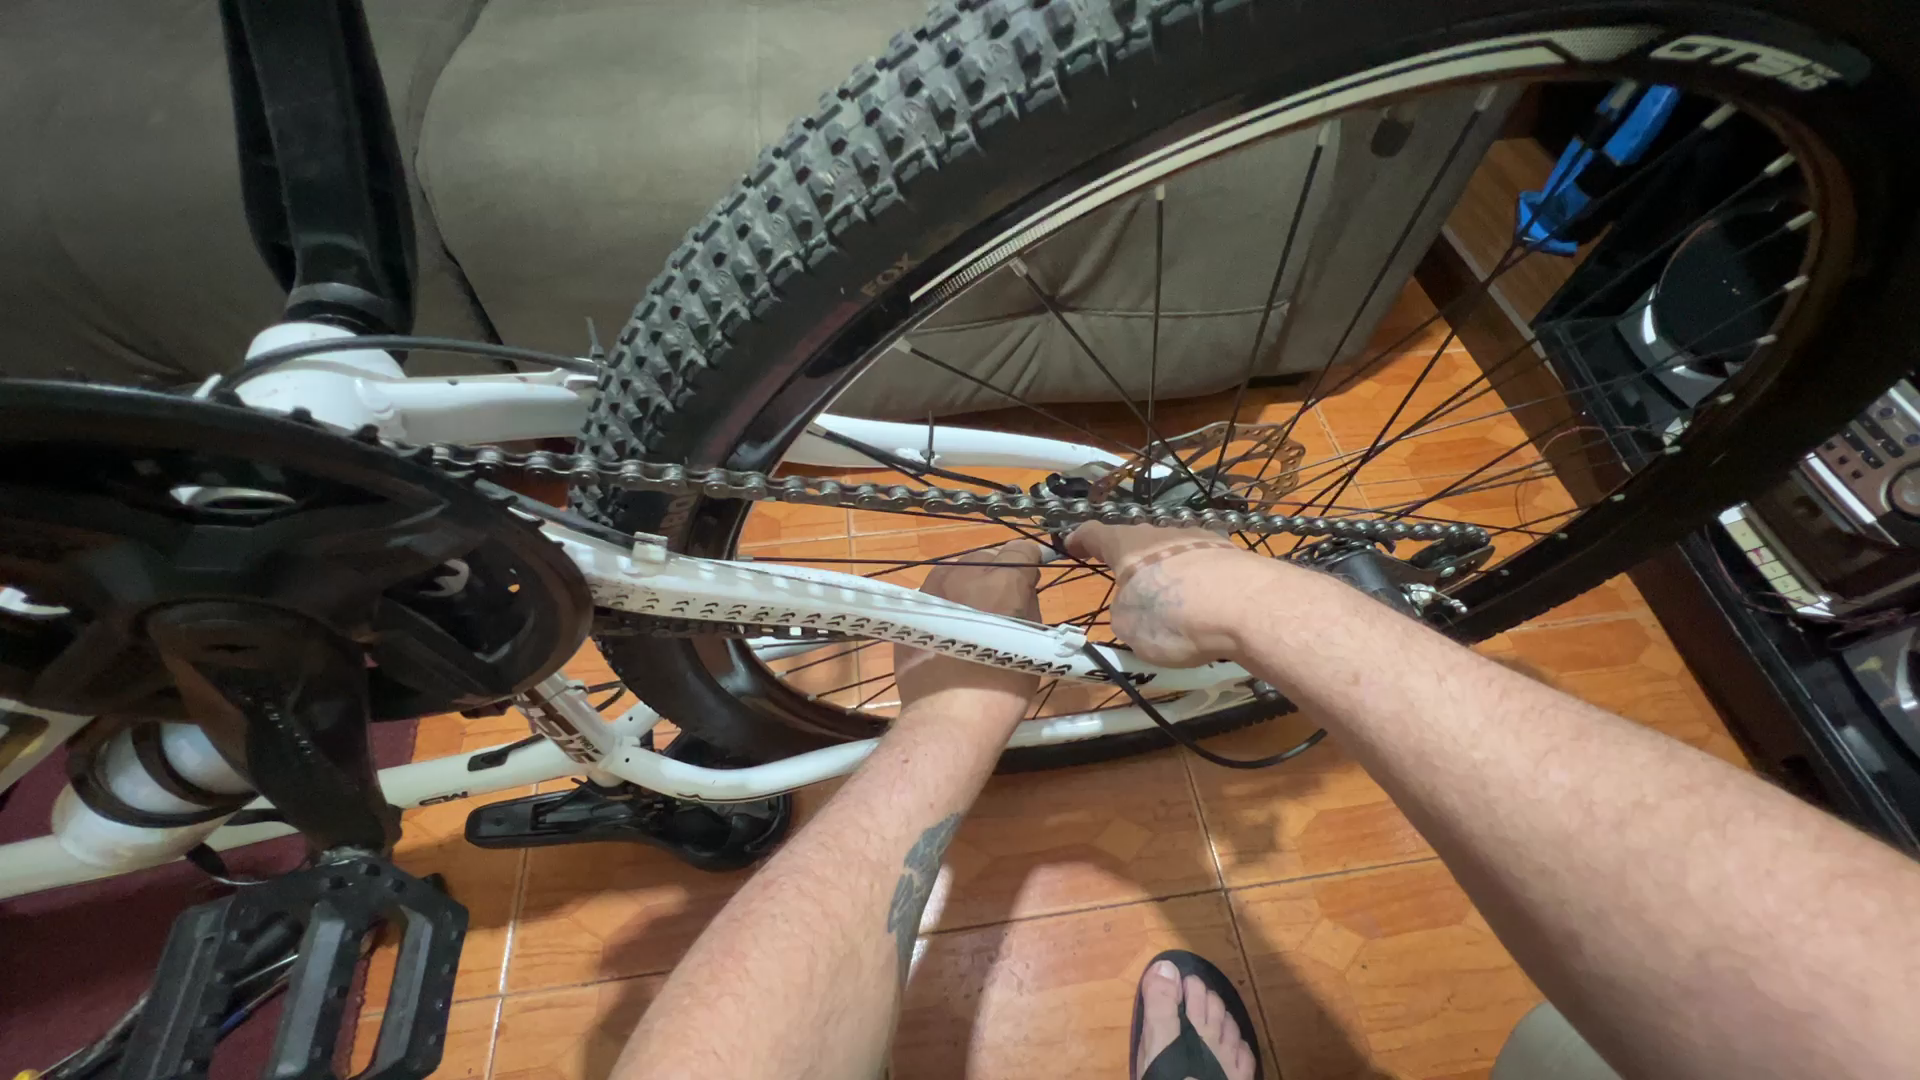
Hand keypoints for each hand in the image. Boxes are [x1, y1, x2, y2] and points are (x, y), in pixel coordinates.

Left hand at [893, 540, 1044, 726]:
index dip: (1029, 562)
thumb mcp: (1033, 641)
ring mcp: (935, 586)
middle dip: (999, 571)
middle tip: (1004, 599)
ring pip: (959, 570)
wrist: (951, 713)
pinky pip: (937, 591)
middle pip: (988, 556)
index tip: (1031, 577)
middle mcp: (967, 572)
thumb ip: (1028, 604)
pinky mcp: (915, 604)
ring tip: (975, 611)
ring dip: (971, 583)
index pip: (1021, 550)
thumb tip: (1022, 588)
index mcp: (1004, 578)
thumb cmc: (1004, 684)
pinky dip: (948, 600)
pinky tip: (951, 625)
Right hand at [1066, 523, 1260, 666]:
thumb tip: (1138, 608)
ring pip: (1175, 553)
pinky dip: (1199, 586)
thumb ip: (1125, 612)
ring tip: (1171, 604)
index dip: (1081, 539)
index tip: (1071, 544)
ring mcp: (1202, 541)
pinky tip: (1205, 609)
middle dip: (1131, 560)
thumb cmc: (1173, 616)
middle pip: (1139, 541)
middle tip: (1126, 584)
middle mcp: (1163, 533)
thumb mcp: (1128, 626)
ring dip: (1168, 573)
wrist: (1249, 607)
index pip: (1095, 533)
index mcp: (1127, 545)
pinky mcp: (1235, 557)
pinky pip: (1205, 569)